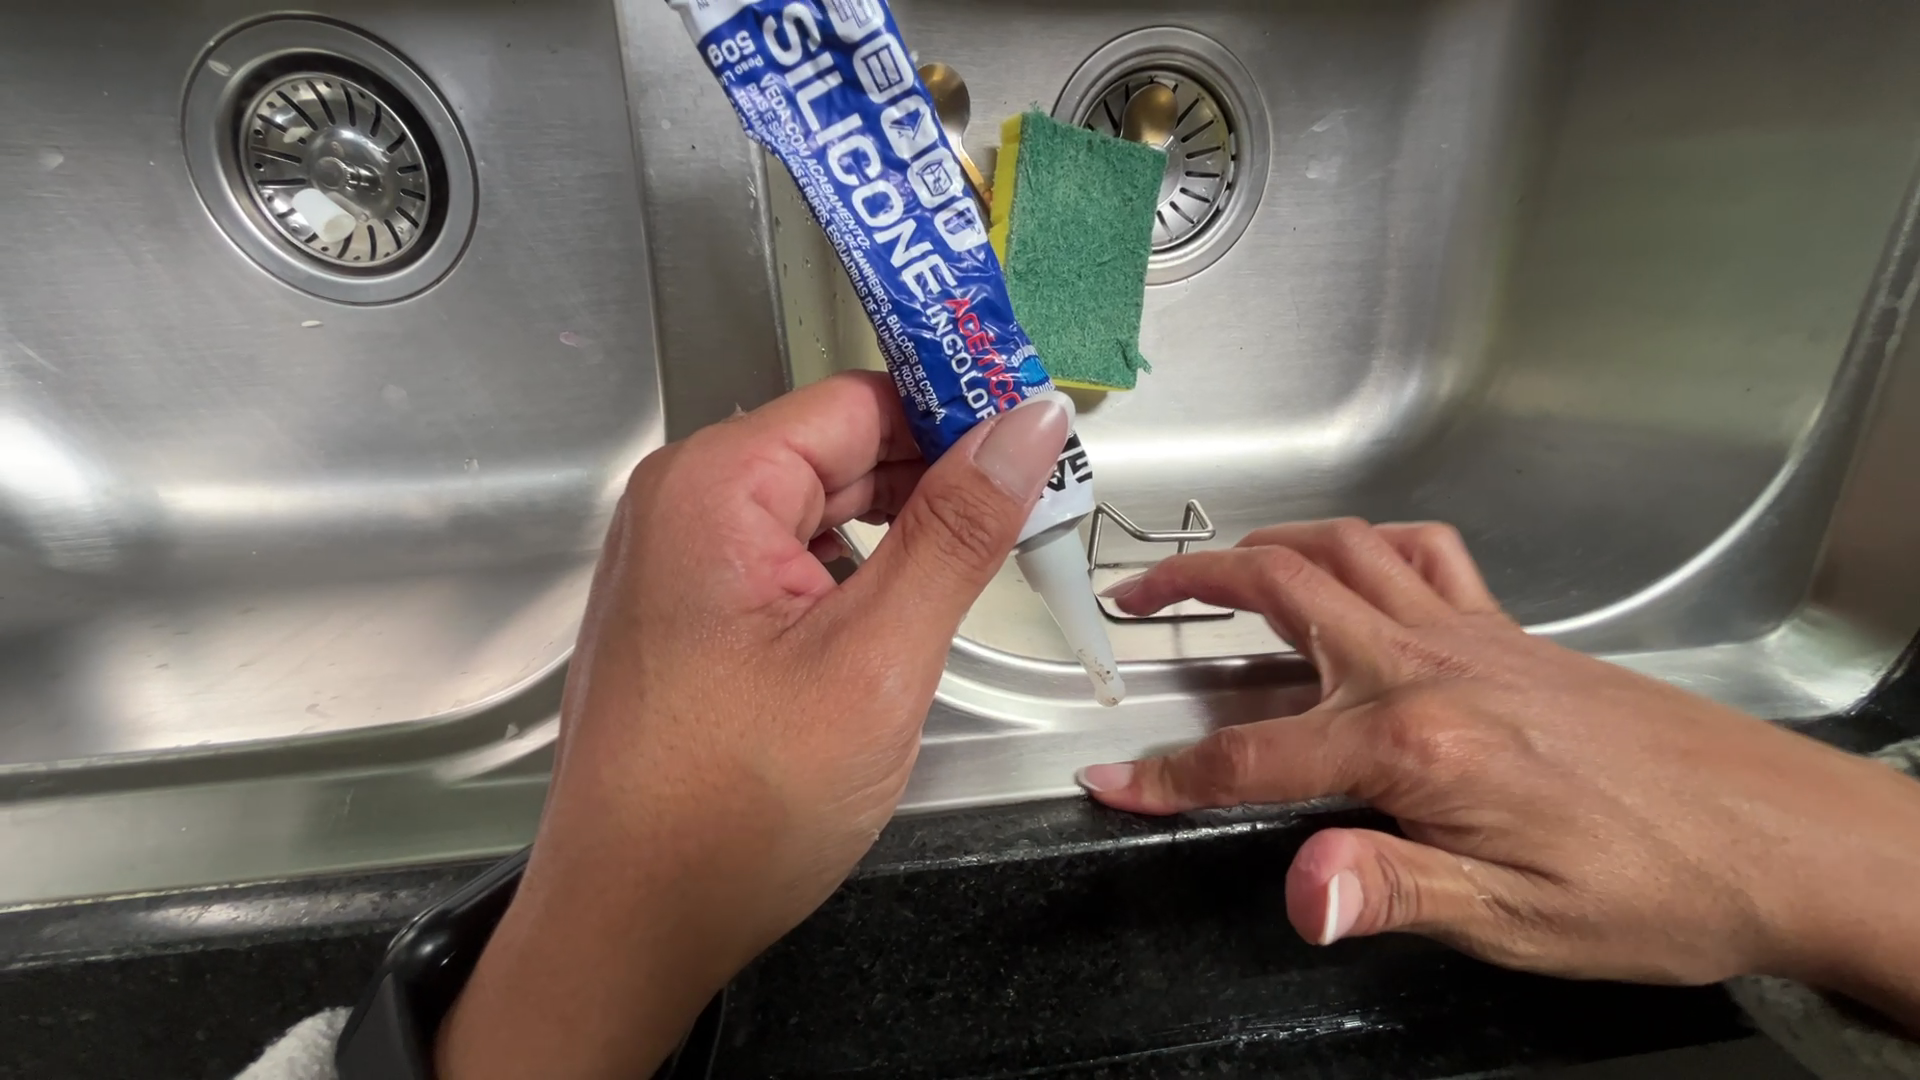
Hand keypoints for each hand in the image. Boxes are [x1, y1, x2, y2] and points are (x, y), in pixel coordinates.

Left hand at [438, 373, 1073, 1078]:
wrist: (632, 931)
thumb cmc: (746, 802)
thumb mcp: (879, 657)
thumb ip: (958, 531)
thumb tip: (1028, 425)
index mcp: (717, 484)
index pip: (863, 402)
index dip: (958, 415)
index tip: (1041, 442)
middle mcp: (689, 500)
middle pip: (843, 450)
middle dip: (940, 477)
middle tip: (1036, 507)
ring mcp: (689, 556)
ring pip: (828, 506)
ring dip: (908, 527)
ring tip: (988, 554)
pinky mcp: (702, 606)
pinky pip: (801, 556)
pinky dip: (864, 568)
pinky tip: (910, 600)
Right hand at [1077, 519, 1919, 1027]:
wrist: (1794, 840)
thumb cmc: (1658, 887)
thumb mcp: (1516, 920)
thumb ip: (1393, 890)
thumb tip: (1301, 895)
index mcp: (1411, 741)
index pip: (1253, 760)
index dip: (1169, 777)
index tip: (1111, 778)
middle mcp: (1421, 662)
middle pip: (1275, 588)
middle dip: (1186, 583)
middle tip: (1136, 596)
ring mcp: (1460, 630)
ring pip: (1337, 545)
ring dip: (1260, 543)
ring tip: (1217, 564)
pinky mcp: (1497, 624)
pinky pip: (1417, 550)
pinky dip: (1363, 541)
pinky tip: (1346, 564)